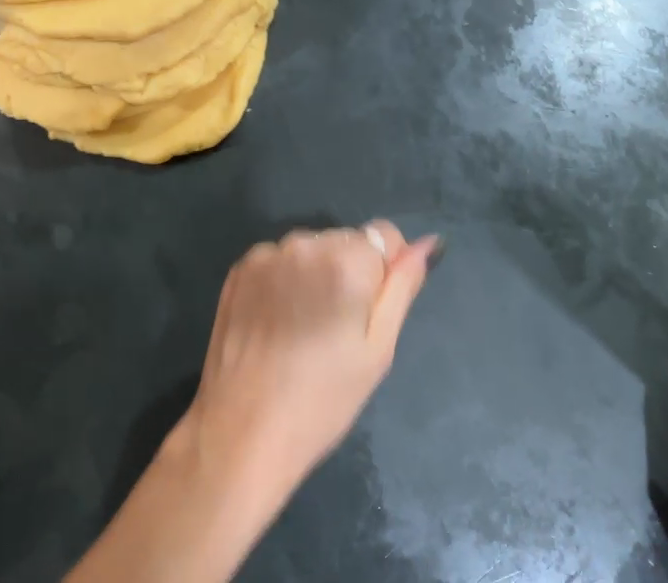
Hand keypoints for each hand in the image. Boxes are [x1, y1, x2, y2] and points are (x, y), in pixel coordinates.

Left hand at [175, 222, 441, 496]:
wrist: (242, 432)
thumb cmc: (323, 399)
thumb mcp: (378, 348)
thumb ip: (403, 286)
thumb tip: (428, 242)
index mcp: (346, 261)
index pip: (385, 235)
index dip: (384, 274)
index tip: (367, 316)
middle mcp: (305, 244)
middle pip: (347, 240)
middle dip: (350, 272)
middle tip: (337, 331)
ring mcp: (266, 256)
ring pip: (312, 250)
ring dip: (316, 275)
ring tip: (304, 331)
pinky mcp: (239, 271)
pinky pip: (279, 261)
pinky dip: (284, 282)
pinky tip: (277, 324)